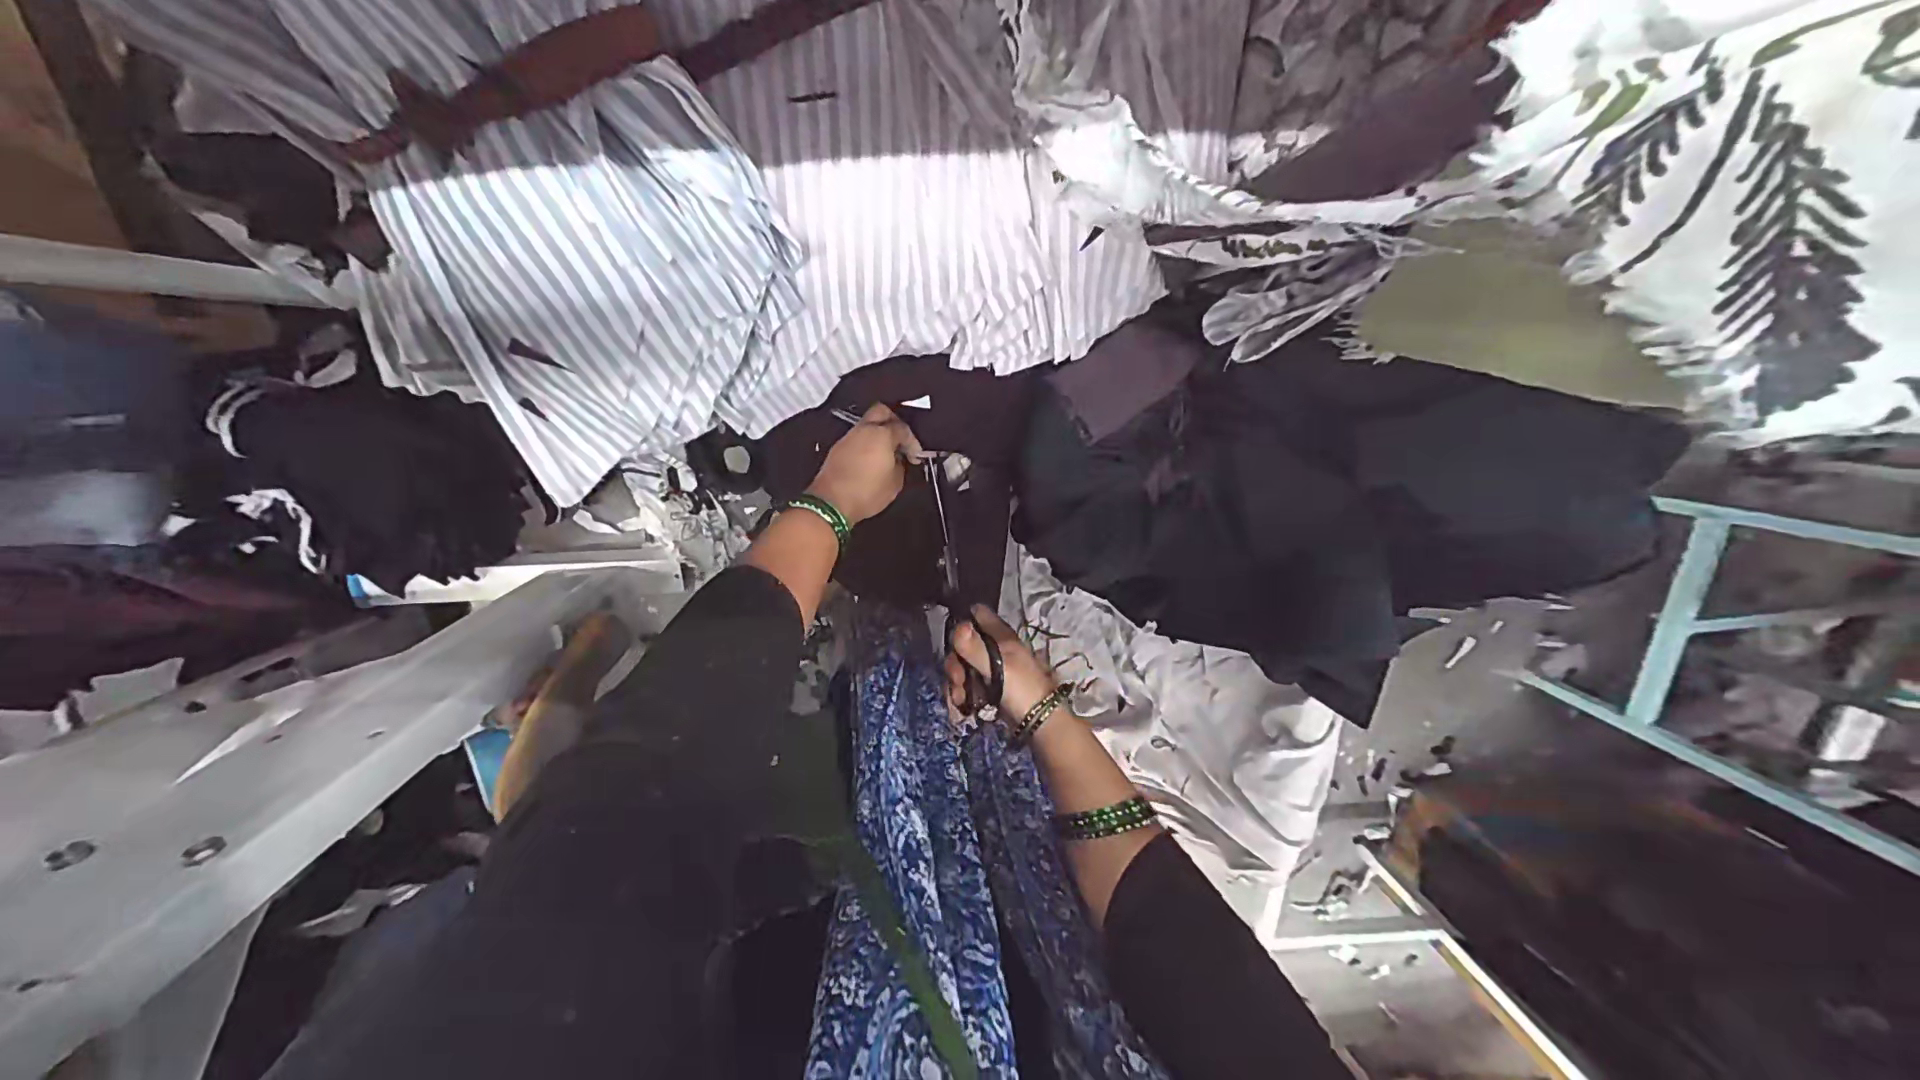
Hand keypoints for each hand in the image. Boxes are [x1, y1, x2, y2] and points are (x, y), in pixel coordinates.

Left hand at [805, 403, 922, 524]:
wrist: (832, 503)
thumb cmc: (863, 492)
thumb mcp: (895, 483)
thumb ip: (901, 466)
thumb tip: (900, 462)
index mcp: (882, 434)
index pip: (903, 428)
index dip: (912, 442)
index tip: (915, 454)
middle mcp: (864, 430)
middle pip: (882, 411)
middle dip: (895, 422)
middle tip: (901, 439)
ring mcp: (849, 437)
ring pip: (867, 424)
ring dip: (879, 433)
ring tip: (887, 452)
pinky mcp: (838, 448)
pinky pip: (857, 438)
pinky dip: (866, 443)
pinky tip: (871, 459)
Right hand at [945, 605, 1059, 723]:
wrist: (1040, 722)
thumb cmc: (1022, 689)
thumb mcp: (998, 666)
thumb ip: (975, 647)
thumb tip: (959, 624)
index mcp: (1002, 637)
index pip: (979, 615)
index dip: (963, 620)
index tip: (953, 640)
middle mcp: (995, 649)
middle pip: (964, 646)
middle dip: (955, 664)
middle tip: (959, 680)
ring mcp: (992, 669)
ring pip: (963, 668)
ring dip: (957, 683)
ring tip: (961, 698)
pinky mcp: (989, 688)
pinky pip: (968, 685)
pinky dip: (962, 694)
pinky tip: (962, 704)